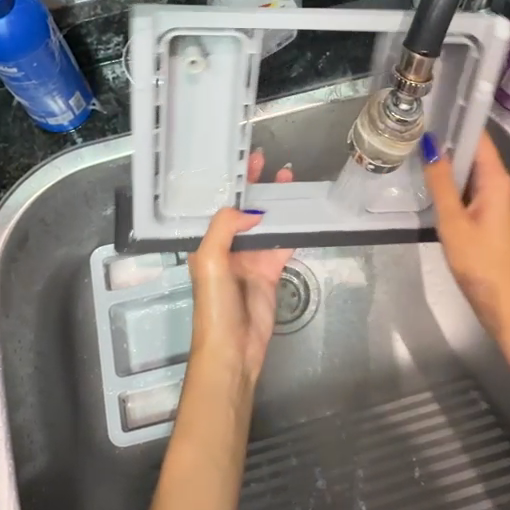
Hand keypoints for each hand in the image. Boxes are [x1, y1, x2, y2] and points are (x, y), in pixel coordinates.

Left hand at [187, 152, 293, 384]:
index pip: (218, 206)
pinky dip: (293, 228)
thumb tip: (251, 211)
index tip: (243, 161)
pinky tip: (303, 211)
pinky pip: (283, 244)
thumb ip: (225, 228)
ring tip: (289, 179)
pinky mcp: (271, 272)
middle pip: (244, 210)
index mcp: (206, 243)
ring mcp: (250, 259)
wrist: (233, 349)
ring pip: (266, 223)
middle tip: (268, 162)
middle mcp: (227, 247)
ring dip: (276, 203)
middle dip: (254, 187)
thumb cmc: (214, 305)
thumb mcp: (209, 261)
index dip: (230, 184)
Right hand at [421, 130, 509, 337]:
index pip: (478, 136)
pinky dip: (448, 183)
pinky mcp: (486, 215)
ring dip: (444, 163)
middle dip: (445, 139)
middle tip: (410, 127)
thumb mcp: (453, 221)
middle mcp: (499, 184)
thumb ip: (440, 182)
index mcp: (496, 179)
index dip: (457, 119)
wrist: (503, 304)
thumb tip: (430, 143)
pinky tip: (425, 183)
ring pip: (467, 171)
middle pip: (472, 151)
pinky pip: (466, 188)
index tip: (429, 106)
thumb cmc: (480, 262)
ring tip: (411, 149)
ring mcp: (493, 200)